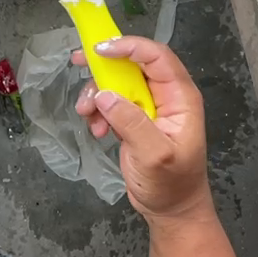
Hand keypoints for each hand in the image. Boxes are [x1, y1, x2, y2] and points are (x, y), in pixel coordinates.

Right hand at [73, 36, 213, 226]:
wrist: (171, 209)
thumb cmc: (171, 184)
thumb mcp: (154, 155)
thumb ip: (131, 123)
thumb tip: (104, 95)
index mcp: (180, 97)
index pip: (156, 57)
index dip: (129, 47)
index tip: (99, 50)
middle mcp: (165, 96)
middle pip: (133, 64)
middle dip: (104, 66)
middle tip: (77, 62)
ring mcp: (148, 108)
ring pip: (116, 83)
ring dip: (96, 95)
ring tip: (86, 116)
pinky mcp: (133, 120)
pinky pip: (110, 103)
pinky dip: (98, 112)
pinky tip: (97, 131)